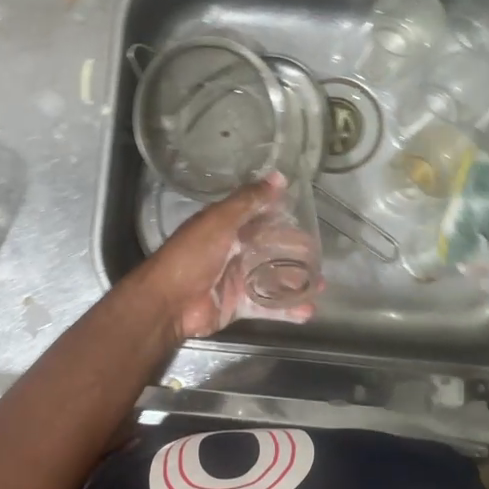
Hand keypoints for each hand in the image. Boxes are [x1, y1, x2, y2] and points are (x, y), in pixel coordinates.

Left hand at [133, 173, 318, 339]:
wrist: (168, 302)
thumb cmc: (192, 256)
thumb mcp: (220, 221)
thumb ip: (249, 200)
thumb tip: (279, 176)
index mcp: (226, 228)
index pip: (260, 219)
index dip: (282, 218)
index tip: (308, 218)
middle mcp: (233, 251)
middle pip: (270, 250)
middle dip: (295, 254)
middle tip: (319, 256)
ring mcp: (236, 280)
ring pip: (272, 279)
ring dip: (295, 282)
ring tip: (320, 285)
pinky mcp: (238, 305)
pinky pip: (267, 306)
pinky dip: (286, 310)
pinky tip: (308, 311)